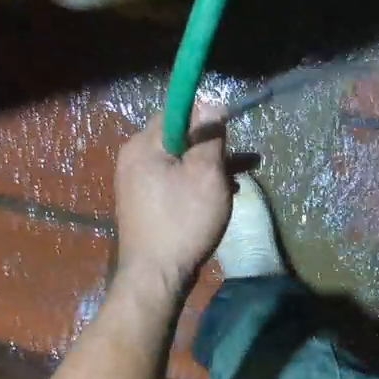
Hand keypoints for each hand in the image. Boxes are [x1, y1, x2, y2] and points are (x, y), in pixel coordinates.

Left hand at [113, 104, 229, 293]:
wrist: (156, 276)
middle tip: (241, 157)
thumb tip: (212, 103)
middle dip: (213, 145)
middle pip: (180, 138)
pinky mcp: (146, 205)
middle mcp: (134, 159)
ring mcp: (138, 184)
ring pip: (181, 162)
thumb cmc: (184, 221)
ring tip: (244, 175)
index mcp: (144, 145)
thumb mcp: (206, 174)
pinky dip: (198, 184)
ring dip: (211, 166)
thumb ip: (210, 137)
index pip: (177, 111)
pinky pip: (175, 182)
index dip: (206, 115)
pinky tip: (223, 195)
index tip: (231, 129)